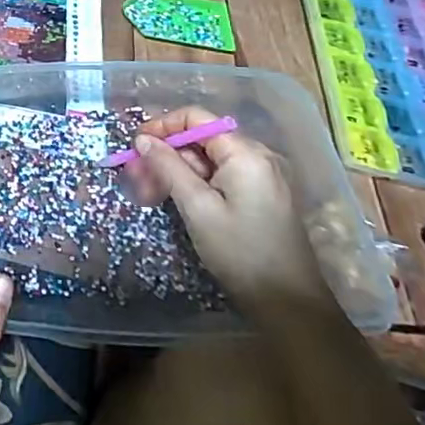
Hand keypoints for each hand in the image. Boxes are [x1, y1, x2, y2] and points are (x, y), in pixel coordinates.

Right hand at [128, 107, 329, 306]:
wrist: (290, 305)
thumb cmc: (241, 252)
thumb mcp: (197, 208)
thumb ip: (168, 167)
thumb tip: (142, 138)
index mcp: (245, 152)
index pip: (195, 119)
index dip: (161, 127)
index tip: (134, 146)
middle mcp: (256, 156)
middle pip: (199, 140)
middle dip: (164, 155)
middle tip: (136, 179)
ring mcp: (260, 176)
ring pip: (206, 160)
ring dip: (175, 172)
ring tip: (148, 195)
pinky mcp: (259, 196)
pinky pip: (219, 177)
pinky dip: (193, 184)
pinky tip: (173, 201)